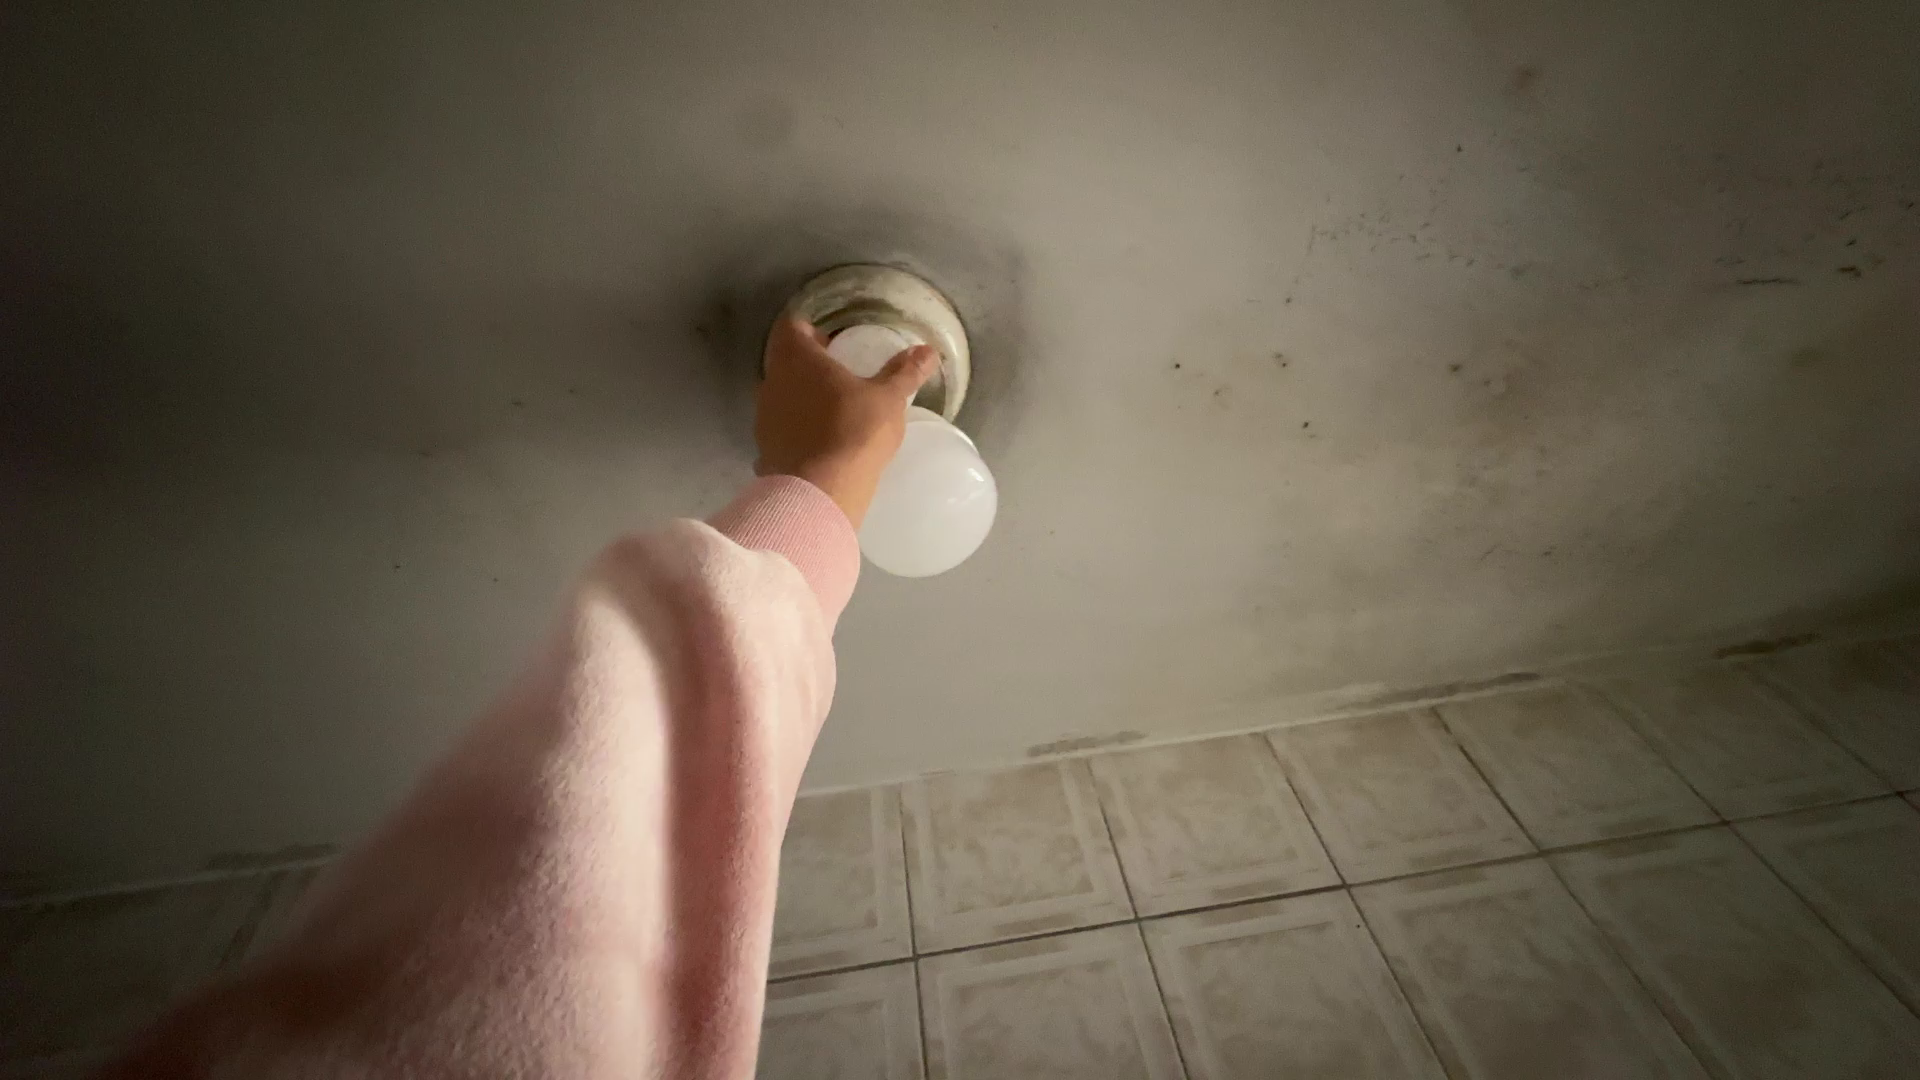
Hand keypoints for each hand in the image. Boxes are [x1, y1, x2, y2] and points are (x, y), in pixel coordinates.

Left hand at [755, 316, 938, 527]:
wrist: (821, 491)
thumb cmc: (854, 431)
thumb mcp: (889, 399)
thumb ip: (905, 373)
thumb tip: (928, 351)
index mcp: (796, 357)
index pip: (791, 327)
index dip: (811, 331)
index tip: (835, 346)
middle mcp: (771, 381)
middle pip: (785, 362)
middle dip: (809, 367)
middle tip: (841, 378)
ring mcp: (763, 417)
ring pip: (781, 397)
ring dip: (802, 400)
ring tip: (833, 414)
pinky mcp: (765, 449)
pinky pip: (782, 431)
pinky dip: (798, 432)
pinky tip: (821, 446)